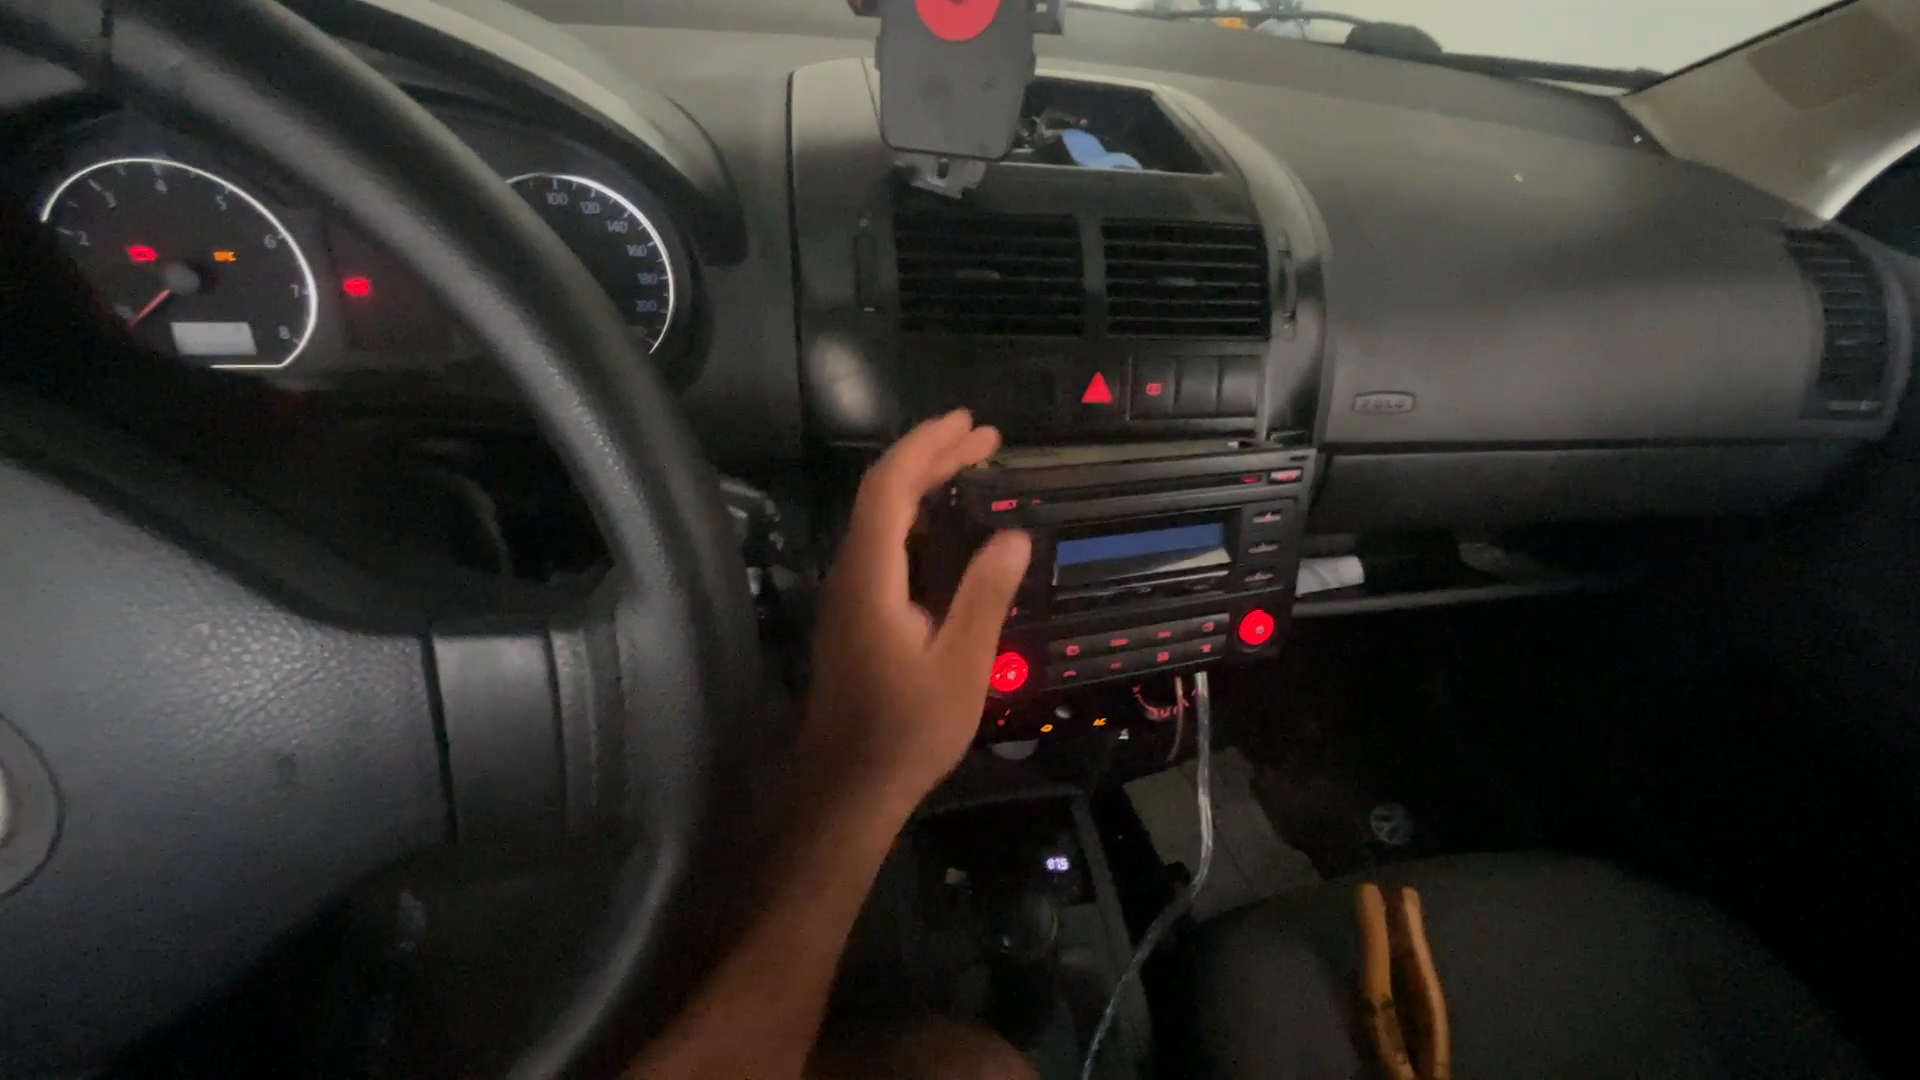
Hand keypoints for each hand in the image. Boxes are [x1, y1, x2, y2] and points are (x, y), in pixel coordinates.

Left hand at [805, 410, 1031, 812]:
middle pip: (881, 493)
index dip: (927, 447)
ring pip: (878, 517)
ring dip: (920, 483)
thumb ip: (985, 596)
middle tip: (983, 438)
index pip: (890, 488)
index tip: (972, 426)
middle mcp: (850, 573)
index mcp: (871, 577)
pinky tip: (943, 524)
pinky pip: (881, 543)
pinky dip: (914, 516)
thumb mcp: (960, 665)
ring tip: (969, 466)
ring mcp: (847, 593)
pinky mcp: (853, 612)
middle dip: (929, 455)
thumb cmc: (907, 731)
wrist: (848, 785)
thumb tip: (1014, 535)